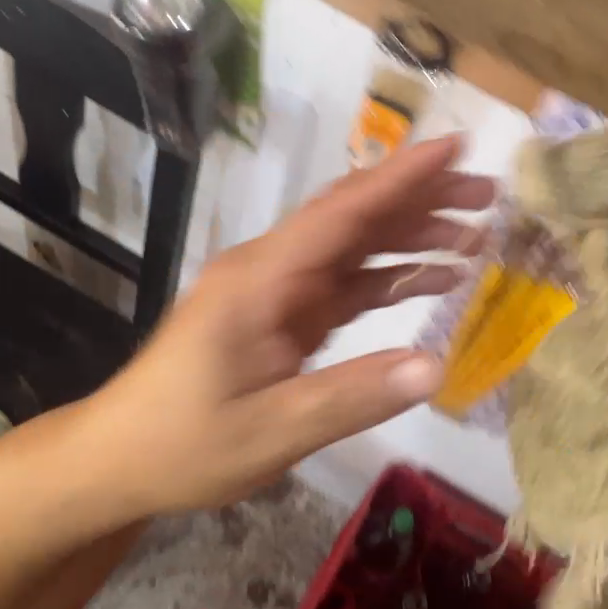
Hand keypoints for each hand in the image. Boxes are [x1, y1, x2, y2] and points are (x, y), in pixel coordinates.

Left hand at [75, 136, 494, 518]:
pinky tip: (434, 279)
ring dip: (413, 235)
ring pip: (356, 245)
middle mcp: (273, 267)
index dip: (401, 177)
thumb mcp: (271, 431)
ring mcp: (279, 288)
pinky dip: (391, 277)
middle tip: (488, 194)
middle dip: (422, 199)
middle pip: (355, 217)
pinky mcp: (284, 312)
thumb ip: (353, 397)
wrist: (119, 460)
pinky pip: (347, 283)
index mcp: (262, 278)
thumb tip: (437, 367)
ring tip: (477, 233)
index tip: (454, 147)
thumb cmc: (184, 443)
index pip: (342, 211)